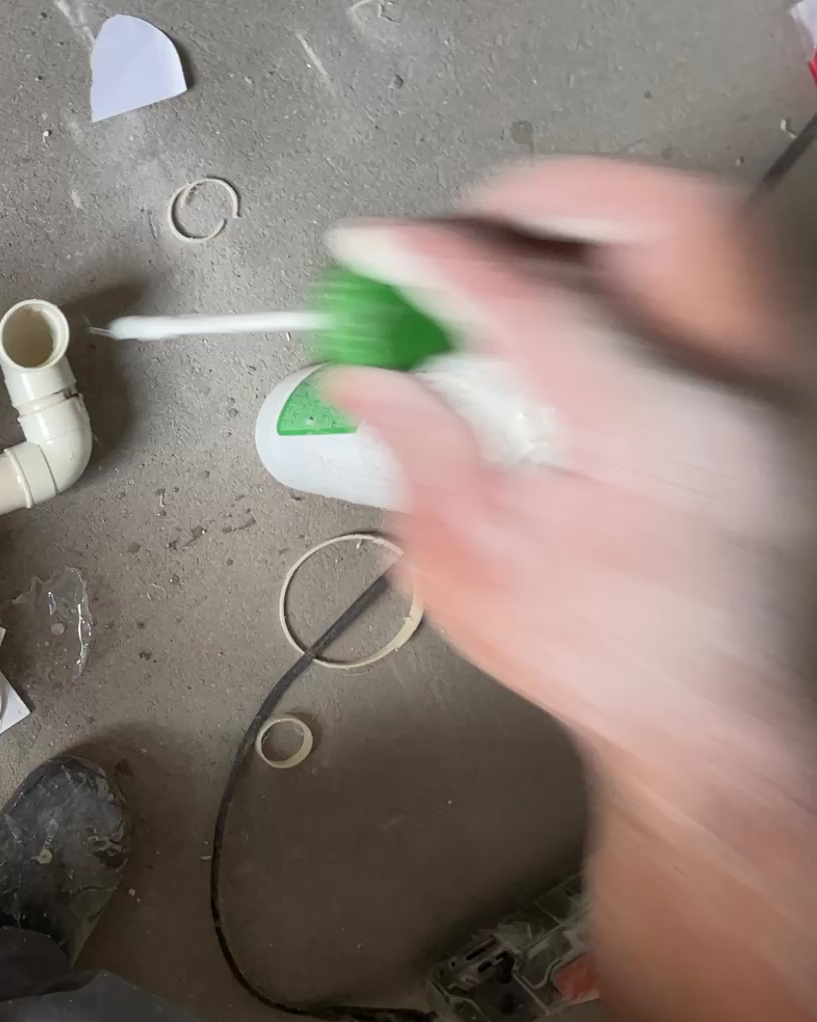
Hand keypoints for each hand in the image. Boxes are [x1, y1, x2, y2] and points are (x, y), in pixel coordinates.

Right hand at [320, 159, 809, 778]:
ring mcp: (772, 383)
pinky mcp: (769, 394)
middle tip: (450, 229)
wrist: (710, 705)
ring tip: (485, 274)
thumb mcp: (461, 553)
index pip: (526, 296)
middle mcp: (737, 385)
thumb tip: (364, 380)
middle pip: (664, 216)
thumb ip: (416, 446)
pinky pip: (696, 289)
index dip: (432, 256)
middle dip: (540, 200)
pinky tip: (539, 327)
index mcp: (645, 428)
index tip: (371, 243)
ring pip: (700, 237)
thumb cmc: (590, 646)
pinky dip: (608, 278)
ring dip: (578, 233)